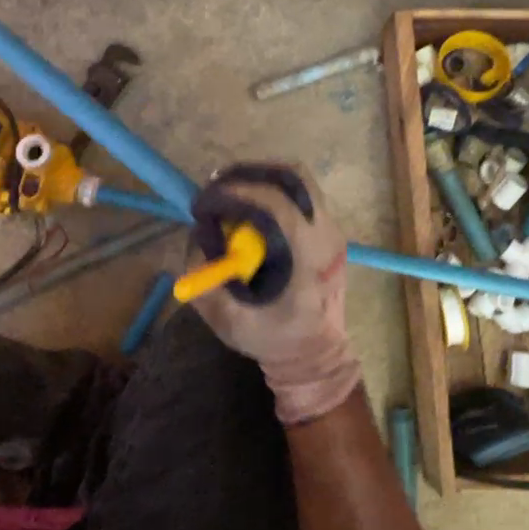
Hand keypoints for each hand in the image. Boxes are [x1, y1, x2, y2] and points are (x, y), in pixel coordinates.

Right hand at [190, 165, 360, 424]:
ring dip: (261, 178)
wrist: (316, 355)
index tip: (206, 201)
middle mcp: (327, 236)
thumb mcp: (229, 321)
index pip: (278, 207)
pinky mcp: (329, 230)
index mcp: (308, 260)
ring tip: (230, 192)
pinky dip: (272, 189)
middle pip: (293, 178)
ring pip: (299, 181)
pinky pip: (301, 193)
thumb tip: (195, 237)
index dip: (238, 193)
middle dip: (249, 174)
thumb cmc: (274, 340)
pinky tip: (249, 208)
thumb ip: (204, 282)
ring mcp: (333, 230)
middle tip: (216, 186)